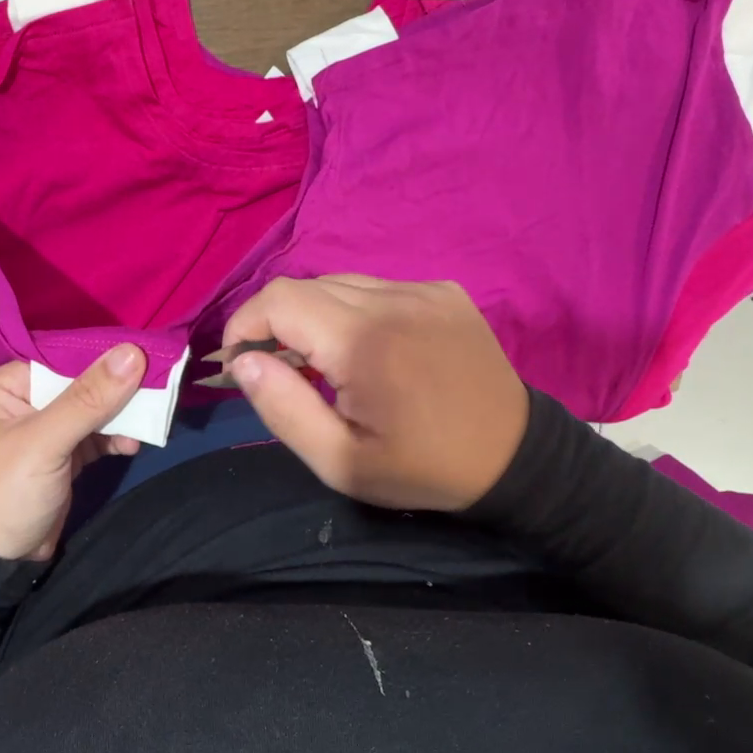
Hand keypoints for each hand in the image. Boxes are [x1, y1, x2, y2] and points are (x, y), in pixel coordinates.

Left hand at [0, 346, 145, 559]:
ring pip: (93, 411)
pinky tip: (133, 445)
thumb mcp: (45, 443)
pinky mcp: (61, 458)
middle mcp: (25, 402)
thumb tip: (133, 352)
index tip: (149, 354)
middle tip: (159, 390)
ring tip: (150, 422)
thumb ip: (88, 399)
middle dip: (119, 389)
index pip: (63, 358)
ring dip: (122, 416)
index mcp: (8, 386)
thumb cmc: (4, 494)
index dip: (105, 356)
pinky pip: (94, 438)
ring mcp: (45, 431)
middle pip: (82, 383)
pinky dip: (115, 439)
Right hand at [223, 275, 528, 511]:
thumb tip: (243, 361)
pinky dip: (351, 313)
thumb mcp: (337, 460)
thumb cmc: (418, 469)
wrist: (513, 459)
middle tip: (275, 372)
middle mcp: (393, 300)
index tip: (239, 365)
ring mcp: (424, 290)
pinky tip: (365, 352)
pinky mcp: (444, 292)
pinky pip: (376, 288)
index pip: (277, 300)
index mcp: (363, 342)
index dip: (243, 326)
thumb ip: (282, 408)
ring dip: (311, 318)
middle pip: (304, 287)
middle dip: (272, 324)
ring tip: (319, 364)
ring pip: (338, 284)